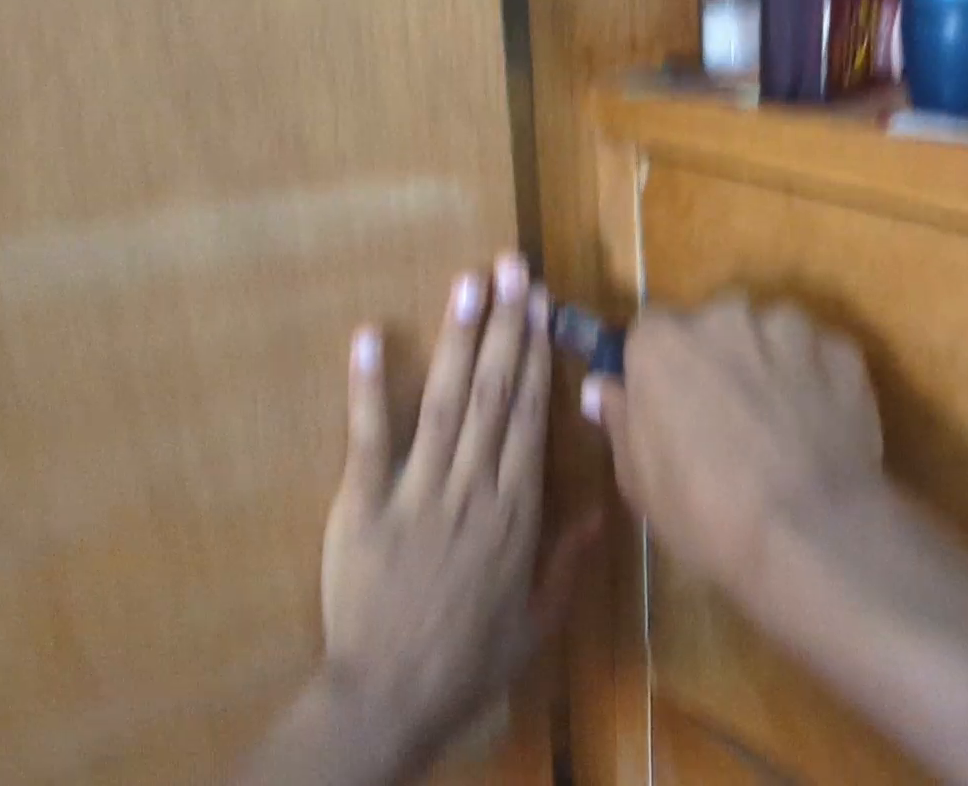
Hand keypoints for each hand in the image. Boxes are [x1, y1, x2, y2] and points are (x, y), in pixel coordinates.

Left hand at [319, 255, 598, 761]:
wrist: (389, 698)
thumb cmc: (470, 655)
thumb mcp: (539, 617)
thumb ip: (570, 557)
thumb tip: (603, 505)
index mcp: (517, 508)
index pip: (531, 414)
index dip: (538, 354)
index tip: (542, 306)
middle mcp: (474, 485)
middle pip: (496, 392)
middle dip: (506, 325)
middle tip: (512, 268)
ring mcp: (417, 490)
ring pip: (446, 401)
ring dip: (459, 338)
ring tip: (469, 283)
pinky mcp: (363, 504)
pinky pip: (368, 439)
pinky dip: (369, 386)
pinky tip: (372, 336)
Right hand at [584, 295, 883, 597]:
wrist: (810, 531)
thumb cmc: (705, 512)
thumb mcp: (639, 480)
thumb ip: (622, 419)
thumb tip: (606, 386)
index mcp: (664, 341)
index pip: (653, 333)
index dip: (662, 369)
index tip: (672, 405)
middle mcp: (726, 315)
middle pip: (715, 326)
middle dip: (719, 359)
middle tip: (729, 419)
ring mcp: (791, 328)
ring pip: (772, 335)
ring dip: (771, 365)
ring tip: (781, 427)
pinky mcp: (842, 349)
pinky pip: (818, 358)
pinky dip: (817, 382)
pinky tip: (819, 430)